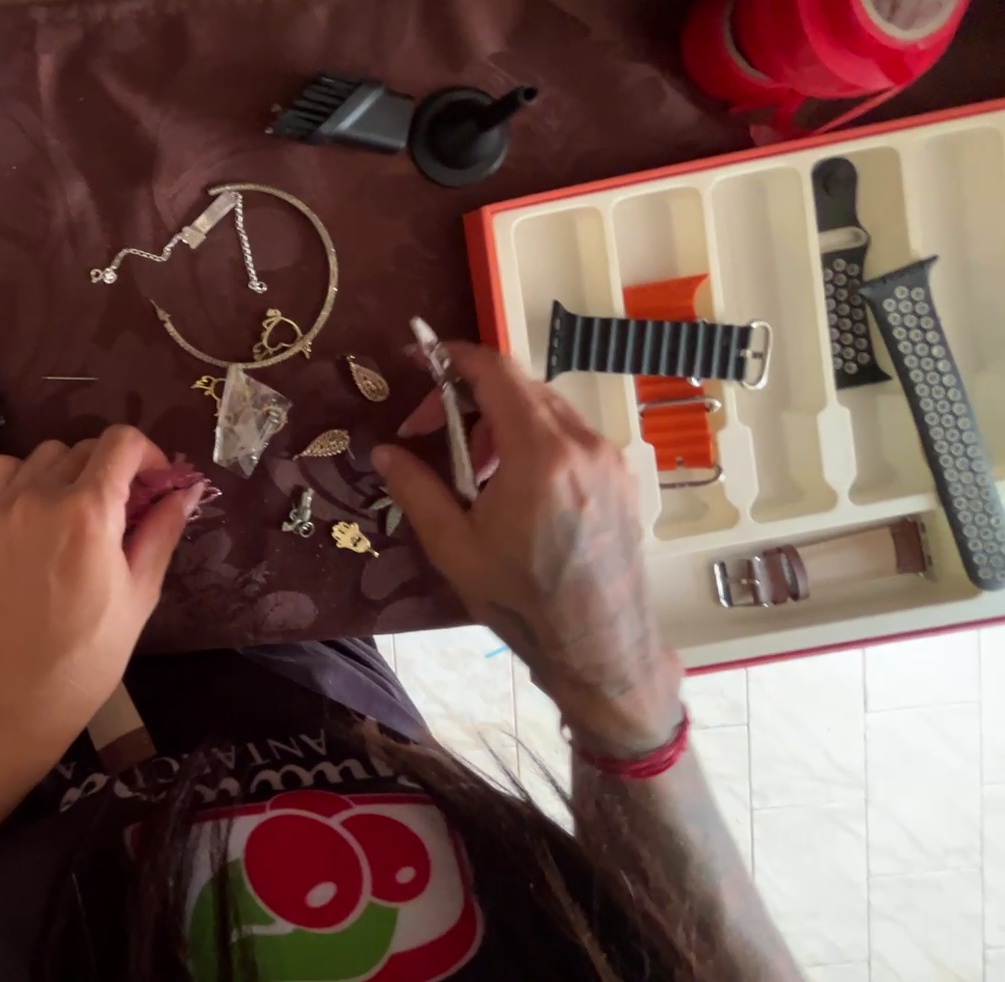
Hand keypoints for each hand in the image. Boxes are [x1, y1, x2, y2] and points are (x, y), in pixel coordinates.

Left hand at [0, 425, 203, 742]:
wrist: (25, 685)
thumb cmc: (94, 647)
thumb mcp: (141, 588)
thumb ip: (164, 528)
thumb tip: (188, 489)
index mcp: (88, 511)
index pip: (122, 442)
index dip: (149, 454)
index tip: (157, 483)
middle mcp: (43, 495)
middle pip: (89, 446)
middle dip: (118, 466)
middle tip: (130, 505)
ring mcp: (8, 505)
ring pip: (49, 453)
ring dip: (76, 469)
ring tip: (86, 508)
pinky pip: (6, 470)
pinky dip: (29, 474)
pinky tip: (44, 505)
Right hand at [373, 342, 682, 757]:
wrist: (600, 647)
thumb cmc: (519, 597)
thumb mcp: (452, 545)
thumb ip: (416, 488)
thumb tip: (384, 451)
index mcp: (540, 454)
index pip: (498, 373)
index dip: (454, 357)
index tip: (420, 358)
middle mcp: (584, 444)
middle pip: (520, 387)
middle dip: (467, 398)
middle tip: (428, 432)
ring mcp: (610, 460)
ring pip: (545, 410)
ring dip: (498, 420)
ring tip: (469, 467)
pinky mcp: (620, 479)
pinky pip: (568, 435)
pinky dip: (530, 439)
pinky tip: (509, 483)